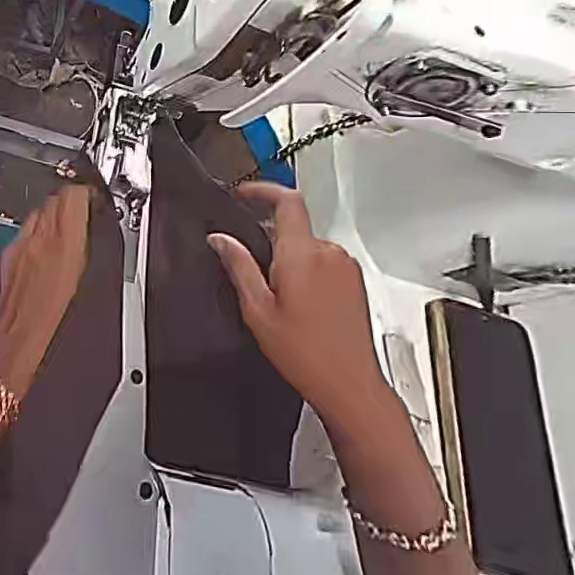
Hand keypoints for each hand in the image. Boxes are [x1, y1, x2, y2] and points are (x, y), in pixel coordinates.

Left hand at [0, 184, 91, 396]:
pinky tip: (45, 253)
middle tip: (83, 216)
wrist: (17, 346)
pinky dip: (37, 235)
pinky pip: (25, 232)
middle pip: (55, 199)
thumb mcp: (88, 281)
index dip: (86, 193)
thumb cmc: (55, 325)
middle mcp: (37, 239)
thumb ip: (90, 244)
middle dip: (70, 203)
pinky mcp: (7, 256)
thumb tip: (92, 222)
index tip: (94, 199)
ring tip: (65, 235)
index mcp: (63, 242)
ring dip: (52, 217)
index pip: (73, 195)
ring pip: (39, 213)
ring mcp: (19, 246)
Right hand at [209, 182, 392, 434]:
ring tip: (279, 298)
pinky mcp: (354, 280)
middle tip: (253, 269)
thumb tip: (220, 239)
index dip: (263, 190)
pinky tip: (300, 304)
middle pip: (294, 226)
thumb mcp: (258, 311)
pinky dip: (308, 270)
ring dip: (290, 258)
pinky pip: (325, 260)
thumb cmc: (306, 354)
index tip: (245, 193)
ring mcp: (345, 266)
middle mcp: (328, 253)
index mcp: (302, 255)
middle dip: (271, 238)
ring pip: (309, 245)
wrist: (349, 384)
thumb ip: (238, 266)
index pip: (286, 201)